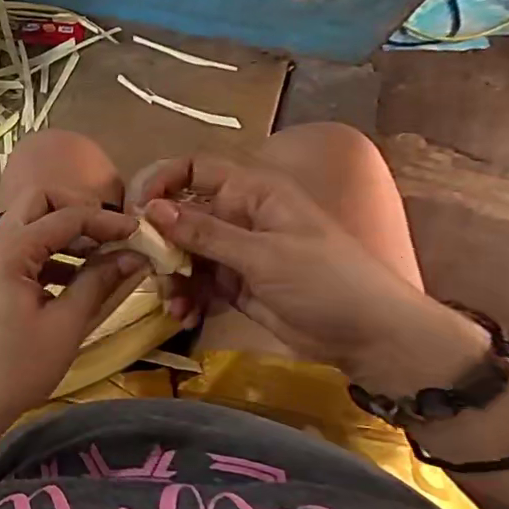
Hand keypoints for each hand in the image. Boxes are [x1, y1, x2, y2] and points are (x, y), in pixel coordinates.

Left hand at [0, 192, 146, 426]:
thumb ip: (100, 282)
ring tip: (105, 258)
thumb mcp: (67, 324)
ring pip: (32, 223)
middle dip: (79, 211)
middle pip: (39, 201)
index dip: (106, 221)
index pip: (65, 215)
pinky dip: (55, 253)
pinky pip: (27, 249)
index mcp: (10, 249)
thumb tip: (135, 255)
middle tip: (112, 236)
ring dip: (68, 232)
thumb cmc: (18, 366)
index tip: (141, 234)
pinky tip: (81, 278)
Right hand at [132, 156, 484, 394]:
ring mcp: (235, 252)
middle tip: (147, 268)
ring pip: (183, 253)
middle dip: (160, 242)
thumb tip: (150, 209)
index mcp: (253, 193)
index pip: (196, 170)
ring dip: (170, 277)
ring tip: (173, 302)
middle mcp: (239, 217)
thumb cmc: (327, 282)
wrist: (372, 338)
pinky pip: (195, 283)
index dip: (162, 181)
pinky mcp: (233, 284)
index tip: (136, 210)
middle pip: (180, 215)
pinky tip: (185, 316)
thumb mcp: (263, 255)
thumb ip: (204, 233)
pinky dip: (185, 298)